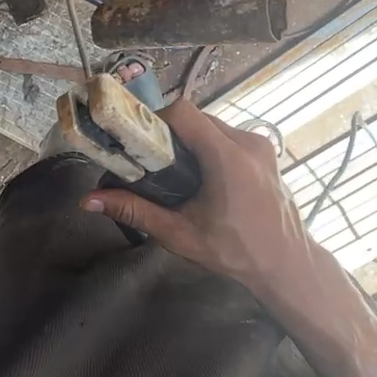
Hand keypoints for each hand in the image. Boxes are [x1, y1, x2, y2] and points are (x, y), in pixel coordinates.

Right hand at [81, 101, 328, 305]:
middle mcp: (248, 142)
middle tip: (151, 162)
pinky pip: (227, 136)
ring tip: (174, 171)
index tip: (139, 143)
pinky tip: (200, 176)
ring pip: (212, 125)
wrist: (288, 264)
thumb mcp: (179, 234)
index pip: (183, 112)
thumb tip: (88, 200)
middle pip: (196, 118)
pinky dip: (208, 147)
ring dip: (189, 140)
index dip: (155, 119)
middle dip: (169, 134)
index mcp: (228, 157)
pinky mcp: (267, 151)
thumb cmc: (235, 252)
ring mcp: (261, 145)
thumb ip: (134, 211)